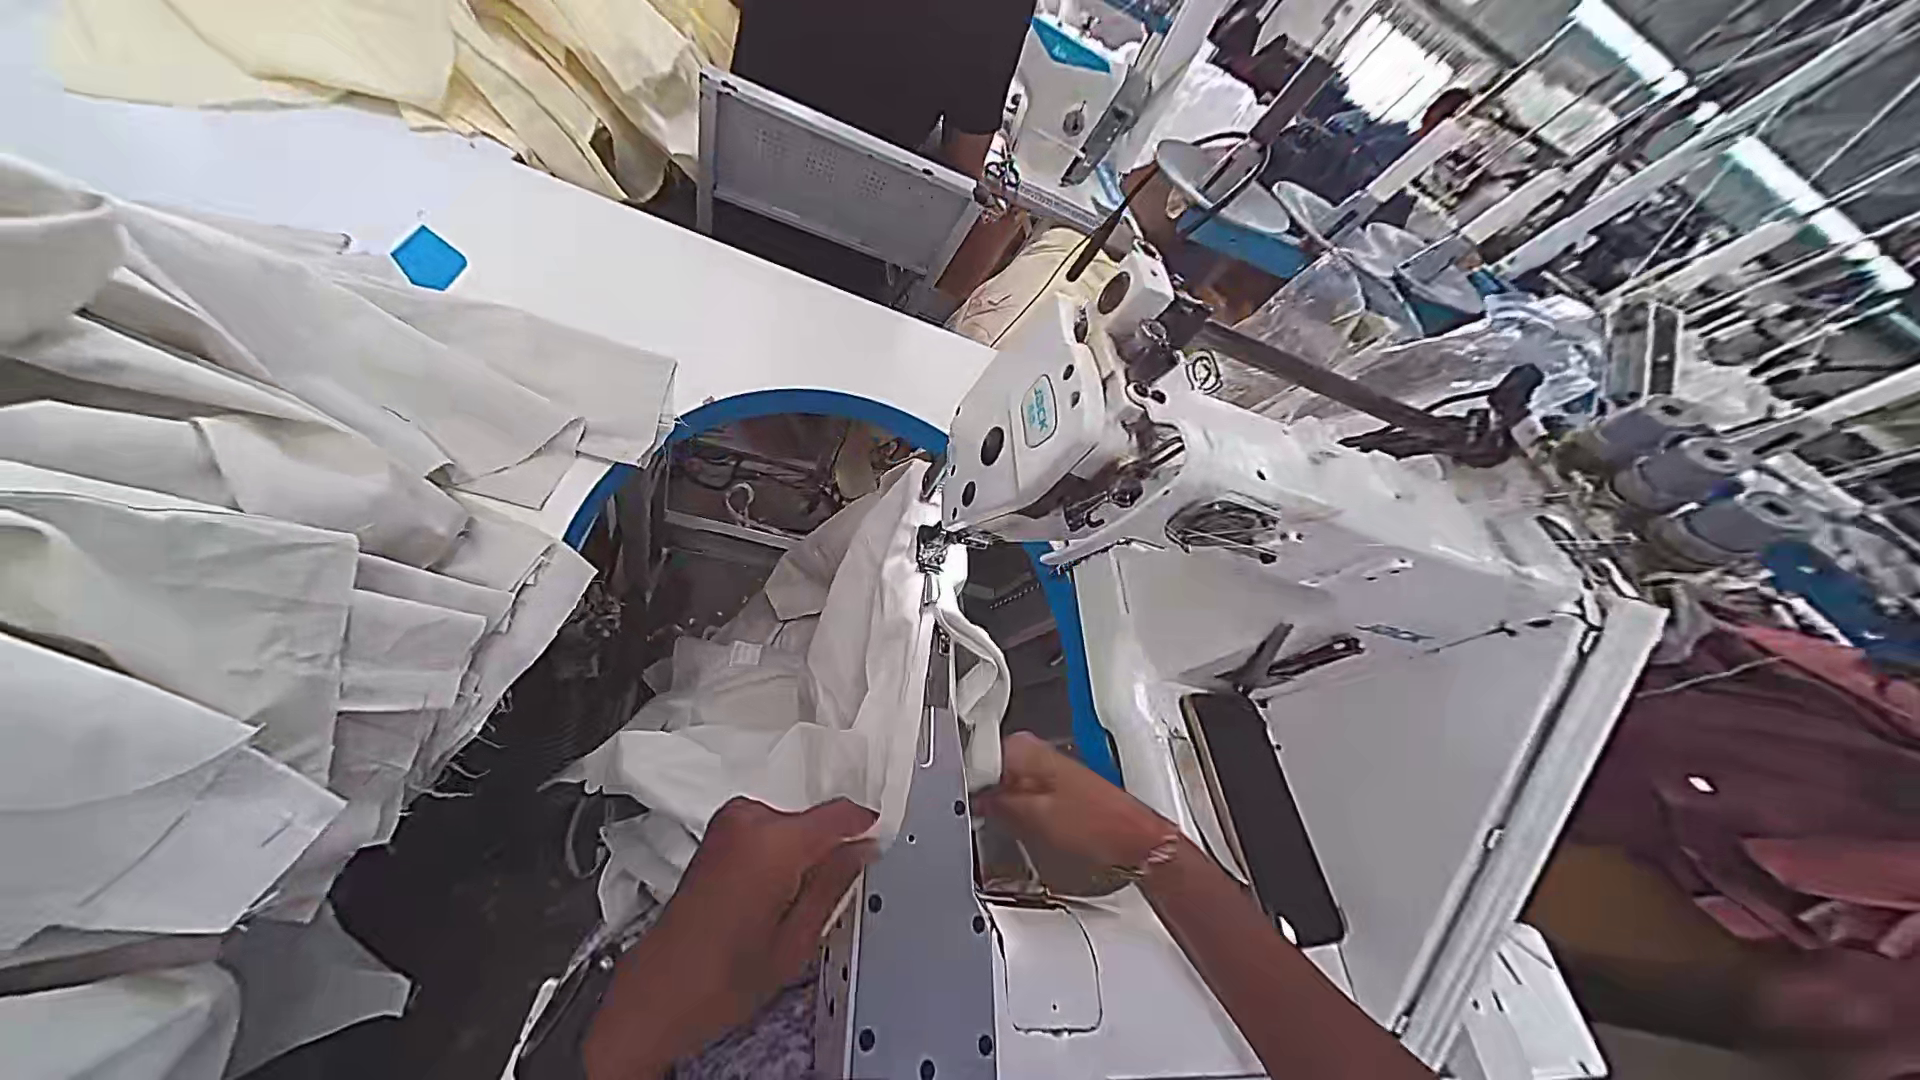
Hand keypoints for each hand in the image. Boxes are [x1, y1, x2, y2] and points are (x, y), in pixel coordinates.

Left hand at [583, 797, 876, 1079]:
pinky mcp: (720, 827)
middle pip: (815, 821)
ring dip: (802, 851)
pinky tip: (767, 890)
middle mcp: (751, 818)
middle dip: (828, 849)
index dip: (866, 827)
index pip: (841, 813)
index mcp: (774, 843)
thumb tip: (865, 847)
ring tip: (785, 900)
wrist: (657, 991)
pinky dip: (779, 848)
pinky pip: (770, 825)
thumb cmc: (720, 978)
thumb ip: (836, 882)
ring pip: (794, 824)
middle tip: (822, 895)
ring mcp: (730, 819)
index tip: (877, 843)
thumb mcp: (797, 940)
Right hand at [977, 732, 1178, 868]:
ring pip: (1000, 780)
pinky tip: (1020, 825)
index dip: (964, 781)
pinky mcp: (1050, 781)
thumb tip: (972, 797)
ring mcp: (1042, 765)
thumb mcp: (1035, 819)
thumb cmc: (1098, 825)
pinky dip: (1011, 805)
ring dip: (995, 800)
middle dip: (979, 791)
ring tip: (1003, 825)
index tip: (959, 800)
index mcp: (1024, 747)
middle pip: (986, 767)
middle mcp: (1033, 749)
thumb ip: (996, 802)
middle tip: (979, 817)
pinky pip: (1016, 790)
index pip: (975, 755)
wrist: (1133, 840)